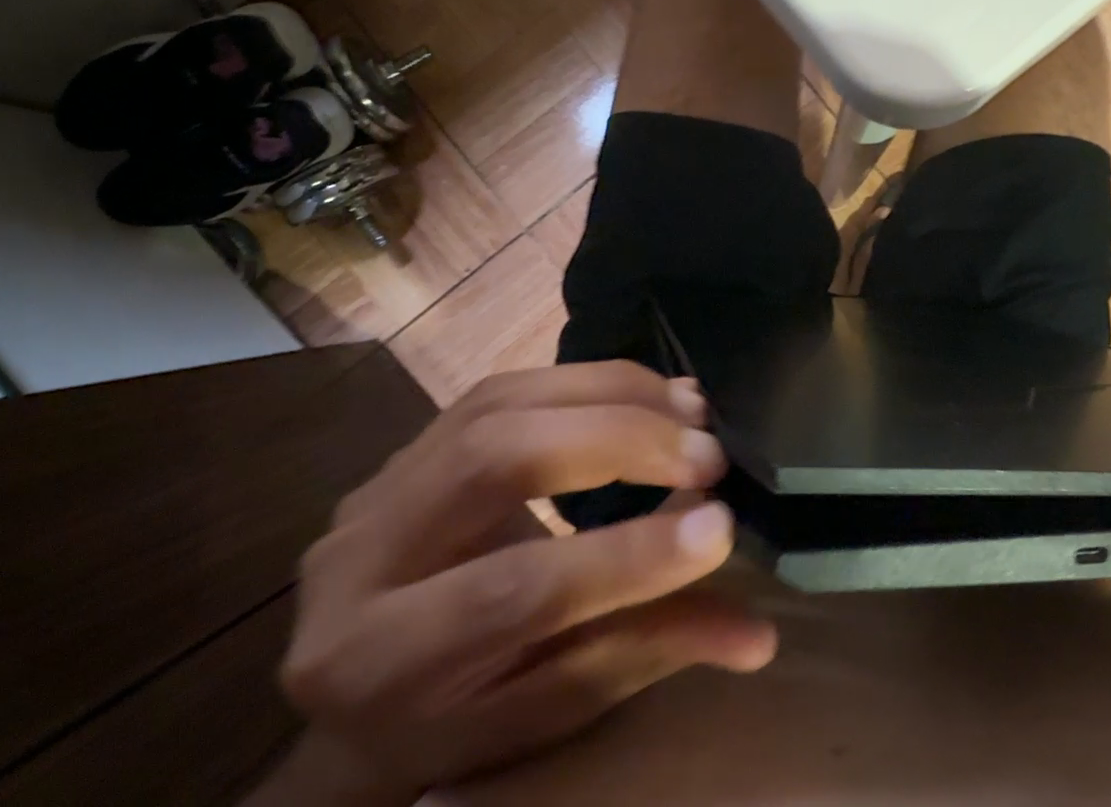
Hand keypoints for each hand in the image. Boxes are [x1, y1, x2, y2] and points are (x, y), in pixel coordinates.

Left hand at [277, 361, 777, 801]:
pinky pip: (501, 391)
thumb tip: (758, 634)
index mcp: (382, 658)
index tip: (719, 528)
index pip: (511, 589)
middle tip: (710, 456)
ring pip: (498, 405)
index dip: (623, 556)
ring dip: (610, 395)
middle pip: (492, 459)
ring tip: (692, 411)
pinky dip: (585, 384)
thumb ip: (641, 655)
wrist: (352, 690)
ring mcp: (378, 486)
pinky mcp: (409, 447)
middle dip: (617, 443)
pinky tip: (645, 396)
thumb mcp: (546, 712)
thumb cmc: (454, 725)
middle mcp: (361, 555)